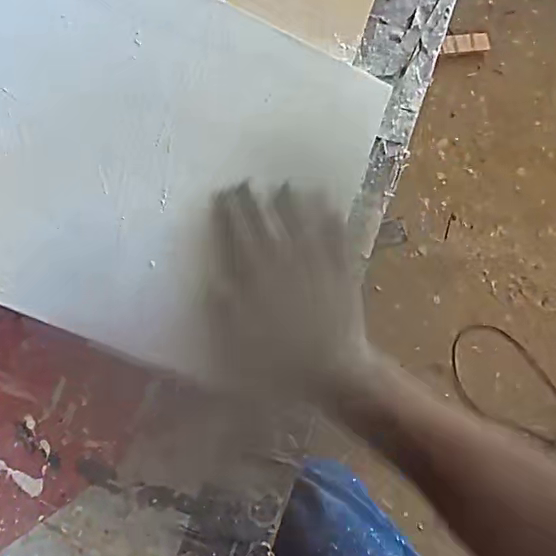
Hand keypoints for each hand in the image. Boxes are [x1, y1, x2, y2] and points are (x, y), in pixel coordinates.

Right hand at [209, 183, 383, 410]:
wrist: (333, 372)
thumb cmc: (278, 360)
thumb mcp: (237, 337)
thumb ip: (225, 305)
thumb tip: (213, 278)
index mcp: (255, 277)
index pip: (238, 236)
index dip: (229, 213)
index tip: (222, 194)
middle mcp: (284, 263)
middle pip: (267, 224)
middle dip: (254, 202)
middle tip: (246, 182)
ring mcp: (316, 265)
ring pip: (303, 225)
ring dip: (294, 203)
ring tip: (286, 185)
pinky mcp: (342, 273)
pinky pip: (337, 240)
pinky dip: (332, 221)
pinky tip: (329, 206)